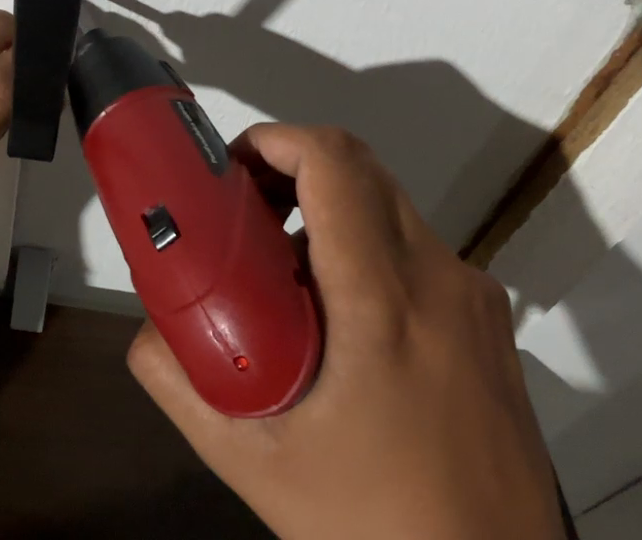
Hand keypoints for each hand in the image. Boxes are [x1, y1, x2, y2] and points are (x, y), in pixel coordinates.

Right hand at [128, 125, 562, 539]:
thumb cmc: (376, 523)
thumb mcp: (255, 463)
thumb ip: (183, 386)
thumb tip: (150, 331)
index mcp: (384, 302)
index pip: (333, 164)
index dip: (275, 140)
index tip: (232, 168)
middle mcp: (441, 281)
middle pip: (361, 171)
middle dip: (292, 171)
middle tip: (242, 214)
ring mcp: (475, 299)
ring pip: (390, 208)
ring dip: (328, 214)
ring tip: (281, 277)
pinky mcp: (491, 323)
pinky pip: (417, 252)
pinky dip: (366, 251)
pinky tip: (337, 322)